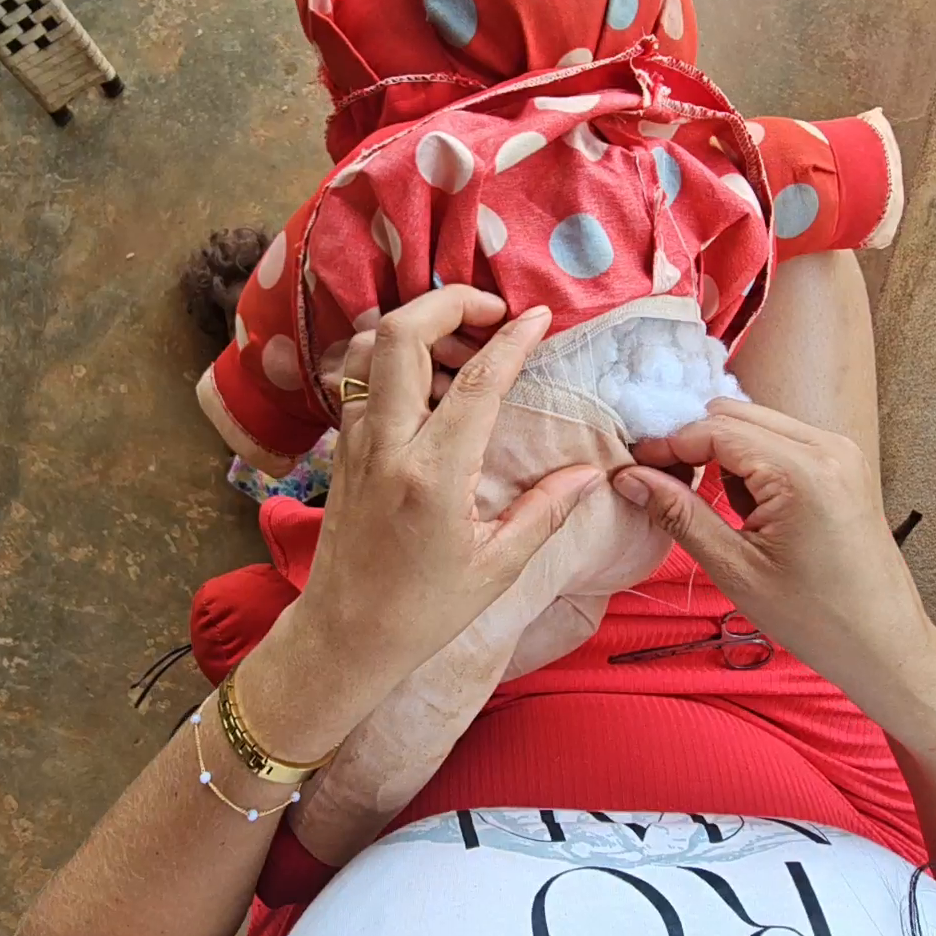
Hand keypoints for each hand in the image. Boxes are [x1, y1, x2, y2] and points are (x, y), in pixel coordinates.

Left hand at [301, 286, 605, 685]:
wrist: (345, 633)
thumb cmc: (424, 609)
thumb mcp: (497, 566)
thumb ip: (546, 510)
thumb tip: (590, 473)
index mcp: (432, 474)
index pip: (478, 381)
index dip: (513, 339)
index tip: (539, 317)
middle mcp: (386, 444)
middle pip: (399, 334)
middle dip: (448, 302)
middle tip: (493, 312)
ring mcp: (356, 441)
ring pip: (370, 347)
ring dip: (418, 327)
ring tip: (466, 345)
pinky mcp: (344, 447)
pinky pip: (362, 377)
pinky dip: (394, 356)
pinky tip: (433, 381)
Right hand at [611, 399, 932, 680]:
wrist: (886, 648)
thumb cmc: (814, 618)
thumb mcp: (734, 568)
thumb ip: (679, 513)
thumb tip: (629, 477)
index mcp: (803, 471)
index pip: (714, 430)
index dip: (666, 444)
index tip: (632, 469)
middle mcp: (827, 446)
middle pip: (732, 415)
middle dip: (688, 441)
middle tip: (658, 481)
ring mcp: (840, 451)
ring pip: (753, 422)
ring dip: (716, 449)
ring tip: (698, 497)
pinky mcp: (842, 464)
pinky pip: (778, 439)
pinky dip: (746, 458)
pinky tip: (740, 502)